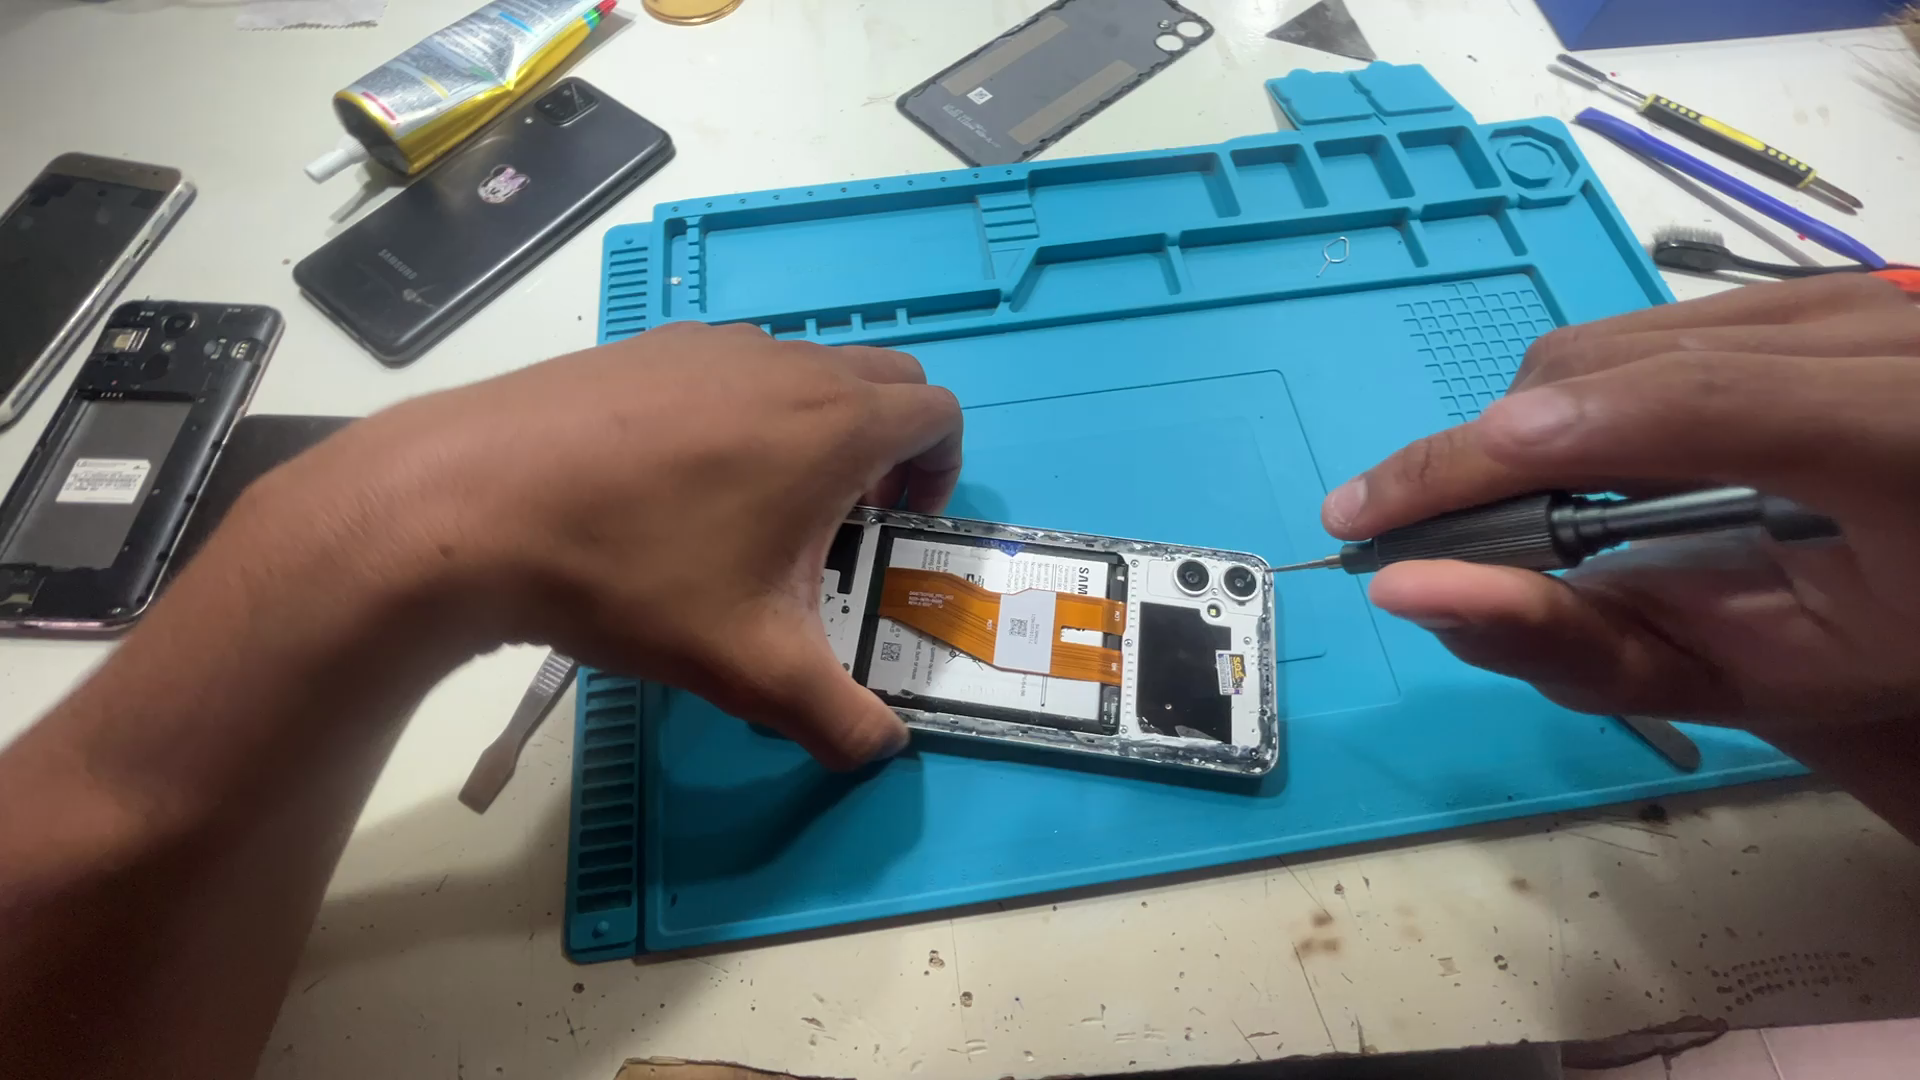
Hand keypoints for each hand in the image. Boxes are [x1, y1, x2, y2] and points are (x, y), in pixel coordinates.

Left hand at [250, 323, 960, 767]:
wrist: (464, 506)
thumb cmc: (635, 575)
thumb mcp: (753, 668)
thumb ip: (840, 720)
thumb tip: (883, 753)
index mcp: (836, 426)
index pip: (939, 414)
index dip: (941, 470)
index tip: (896, 525)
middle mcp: (790, 366)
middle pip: (889, 379)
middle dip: (893, 444)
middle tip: (845, 515)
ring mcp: (718, 343)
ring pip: (812, 368)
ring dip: (822, 424)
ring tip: (760, 499)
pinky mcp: (656, 342)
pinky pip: (741, 365)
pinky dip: (754, 407)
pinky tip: (685, 474)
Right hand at [1319, 275, 1919, 736]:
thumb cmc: (1837, 651)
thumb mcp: (1711, 676)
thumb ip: (1559, 641)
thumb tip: (1401, 589)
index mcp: (1910, 447)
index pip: (1703, 407)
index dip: (1531, 447)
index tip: (1380, 513)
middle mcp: (1881, 342)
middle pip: (1606, 372)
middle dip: (1479, 455)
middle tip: (1400, 525)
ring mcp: (1832, 304)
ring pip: (1588, 349)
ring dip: (1512, 431)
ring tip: (1515, 504)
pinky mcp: (1782, 298)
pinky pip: (1611, 338)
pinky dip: (1554, 404)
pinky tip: (1579, 459)